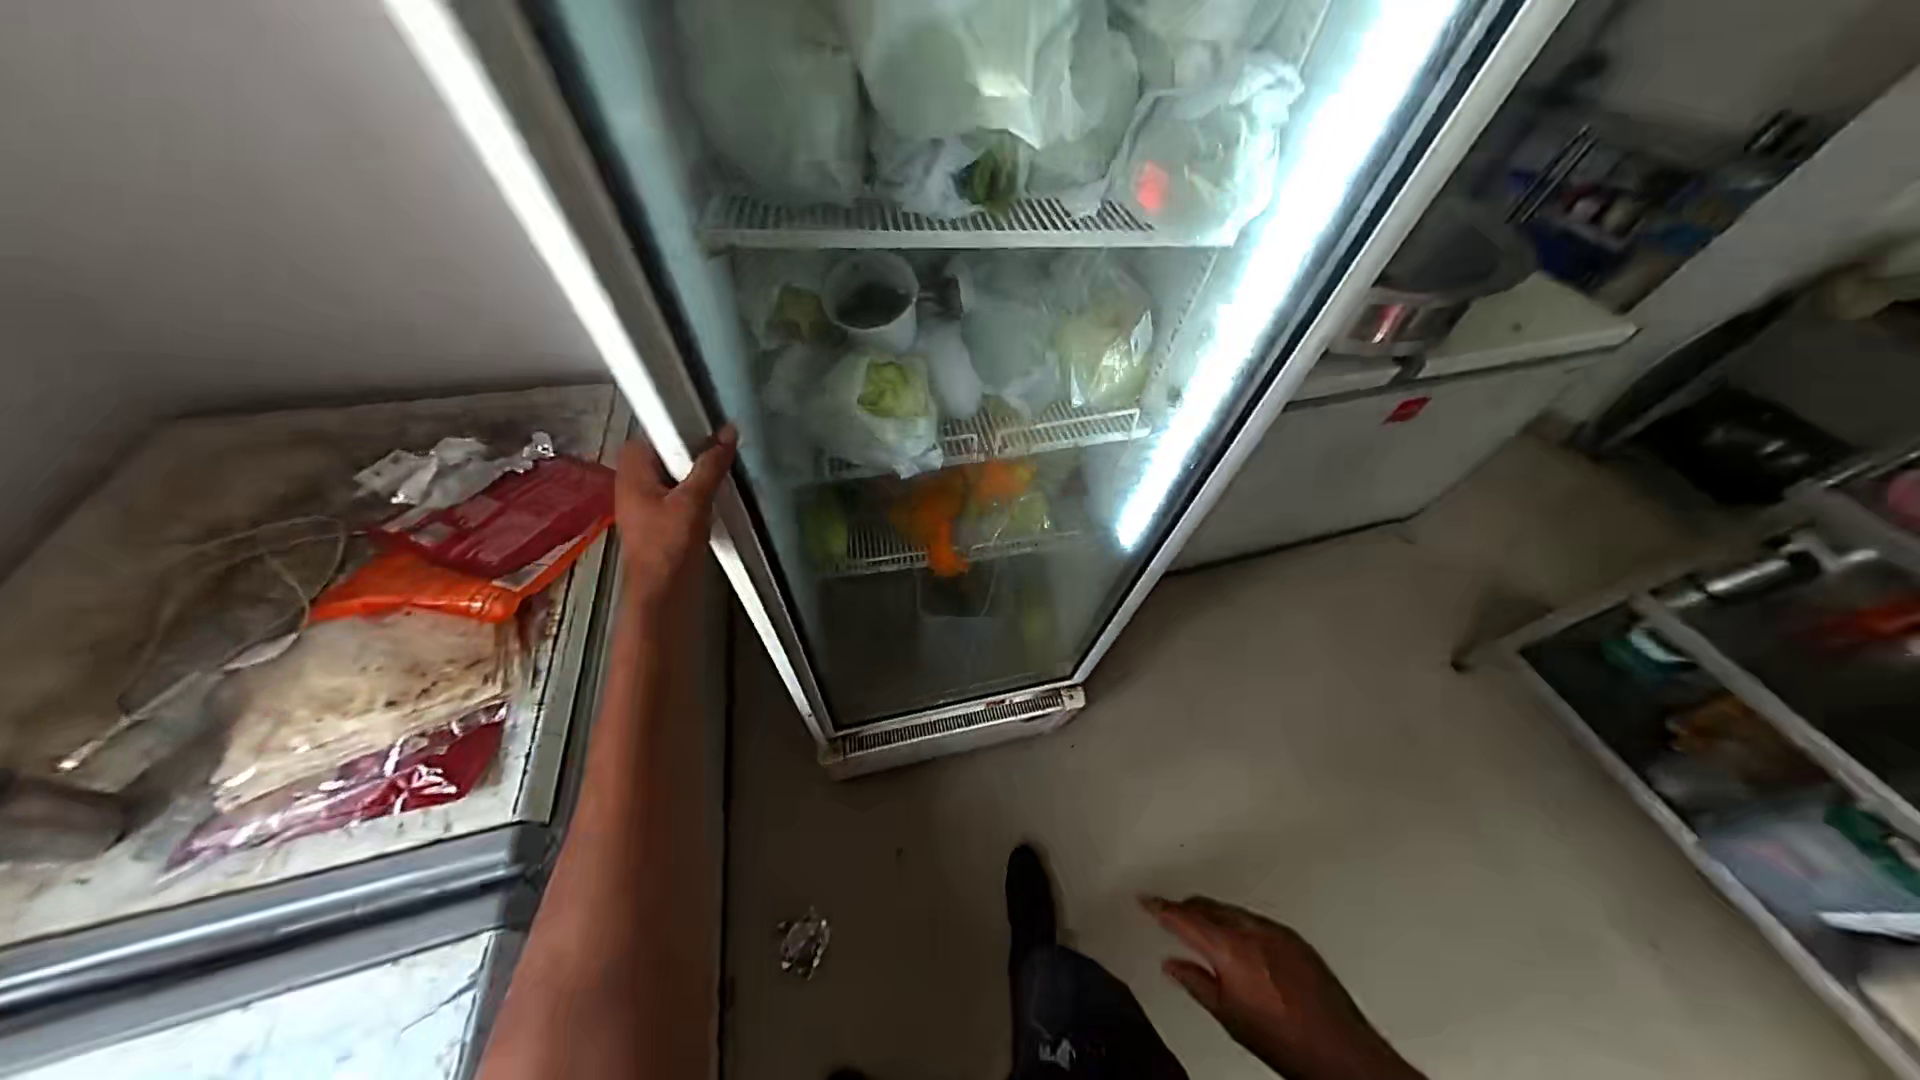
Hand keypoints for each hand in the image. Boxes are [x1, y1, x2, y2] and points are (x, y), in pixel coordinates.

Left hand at [615, 427, 735, 604]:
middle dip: (688, 453)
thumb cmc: (669, 546)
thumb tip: (727, 434)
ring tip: (717, 475)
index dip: (674, 429)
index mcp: (631, 474)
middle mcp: (633, 485)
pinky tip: (712, 499)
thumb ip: (711, 466)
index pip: (648, 434)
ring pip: (672, 476)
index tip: (701, 429)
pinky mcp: (660, 522)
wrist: (664, 592)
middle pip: (662, 455)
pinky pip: (678, 495)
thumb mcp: (693, 500)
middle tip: (714, 453)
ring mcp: (646, 505)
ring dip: (695, 475)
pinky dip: (695, 494)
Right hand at [1145, 897, 1424, 1079]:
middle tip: (1170, 913)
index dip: (1159, 906)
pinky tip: (1238, 939)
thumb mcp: (1228, 1016)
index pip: (1183, 916)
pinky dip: (1239, 923)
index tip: (1145, 899)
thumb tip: (1172, 965)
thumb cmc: (1288, 1042)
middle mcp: (1252, 930)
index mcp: (1230, 948)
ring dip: (1213, 915)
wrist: (1341, 1053)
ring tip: (1202, 928)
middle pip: (1207, 906)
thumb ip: (1195, 982)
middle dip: (1186, 907)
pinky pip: (1255, 919)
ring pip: (1231, 910)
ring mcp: (1276, 932)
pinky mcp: (1295, 938)